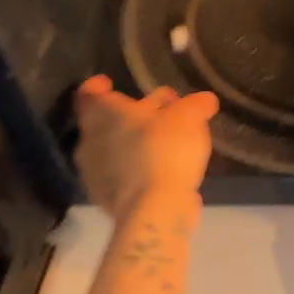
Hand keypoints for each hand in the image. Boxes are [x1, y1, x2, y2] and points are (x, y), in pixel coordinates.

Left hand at [73, 76, 218, 219]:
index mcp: (102, 114)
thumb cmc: (164, 150)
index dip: (98, 86)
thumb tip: (205, 100)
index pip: (88, 93)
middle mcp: (90, 141)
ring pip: (114, 150)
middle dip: (131, 116)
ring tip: (165, 144)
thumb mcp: (190, 118)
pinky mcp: (107, 200)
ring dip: (135, 144)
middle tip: (159, 114)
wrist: (154, 209)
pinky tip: (162, 172)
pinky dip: (138, 170)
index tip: (110, 83)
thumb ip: (196, 105)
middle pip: (106, 122)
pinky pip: (123, 176)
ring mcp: (95, 174)